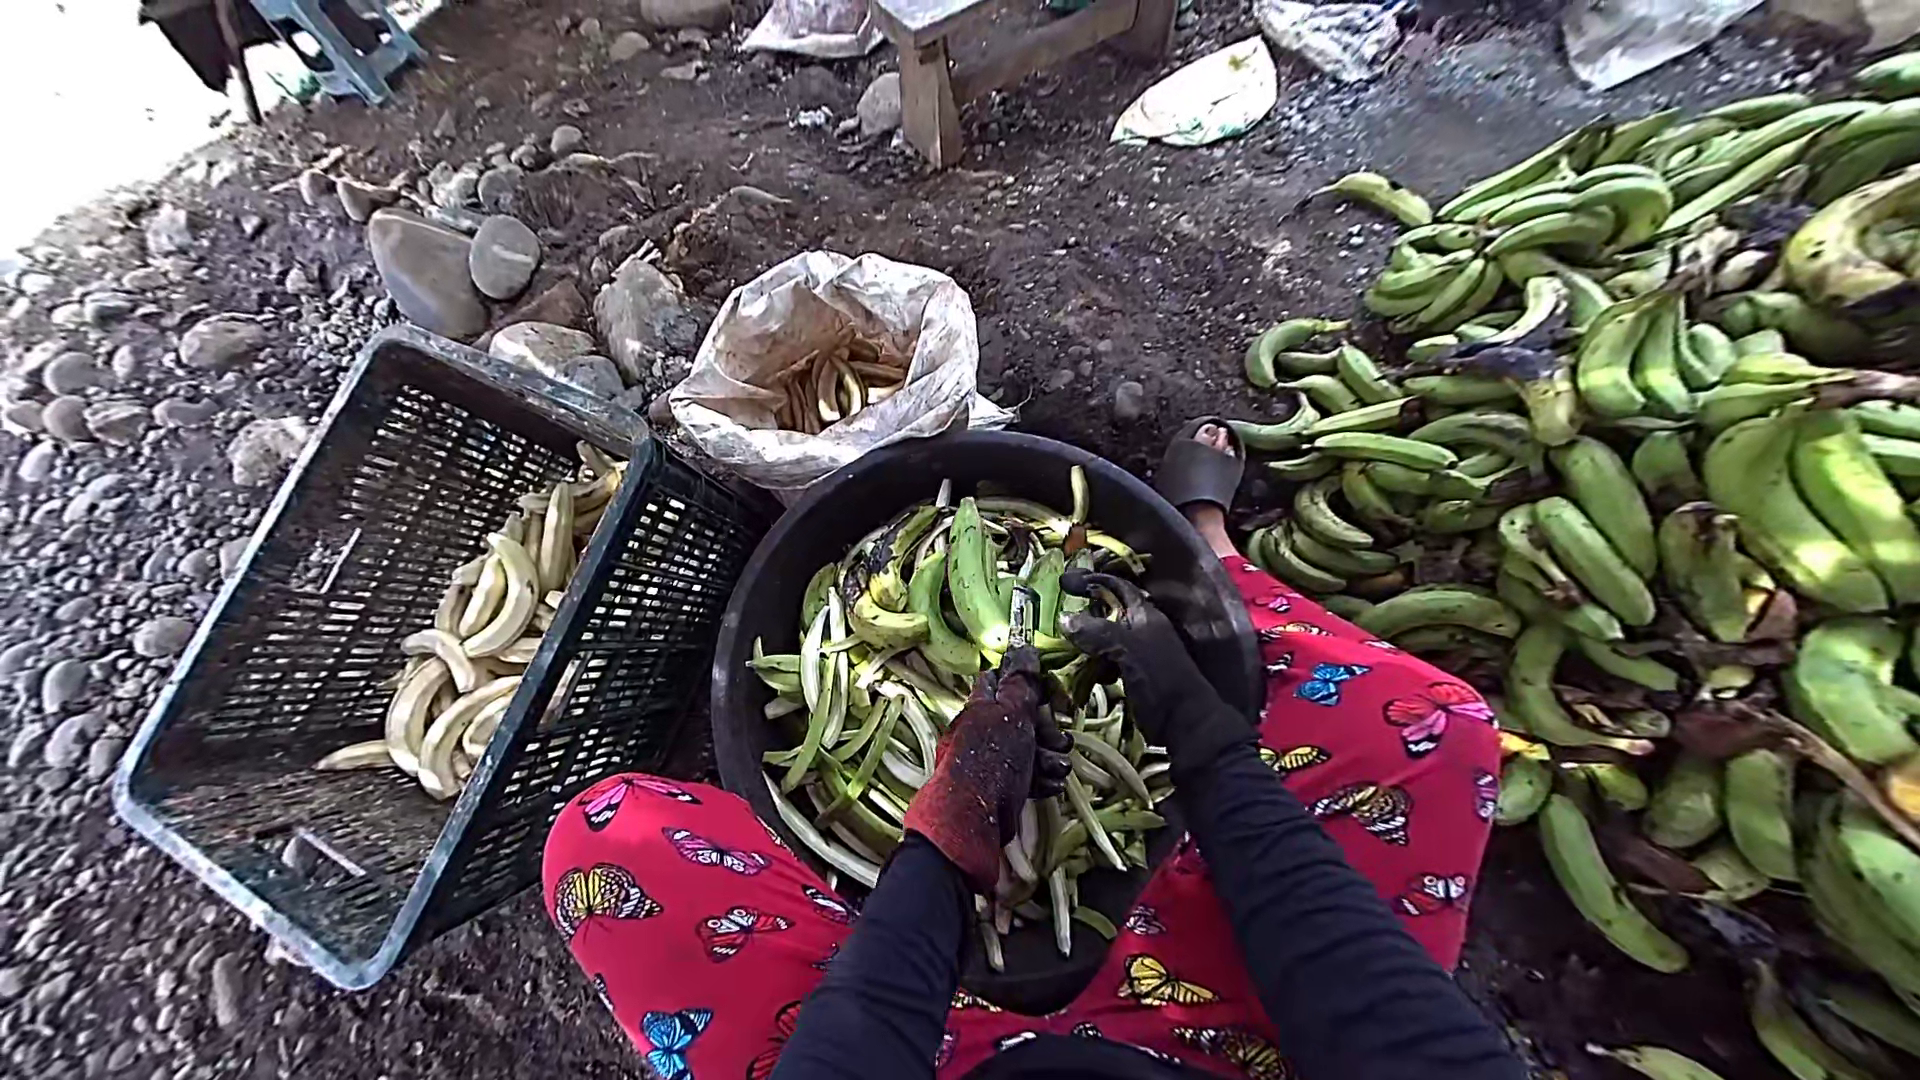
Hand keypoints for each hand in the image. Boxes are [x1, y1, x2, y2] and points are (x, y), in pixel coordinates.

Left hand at [902, 652, 1064, 892]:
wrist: (975, 819)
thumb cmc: (991, 759)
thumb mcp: (1012, 714)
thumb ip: (1021, 684)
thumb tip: (1024, 647)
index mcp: (981, 705)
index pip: (1002, 679)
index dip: (1027, 681)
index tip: (1049, 694)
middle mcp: (982, 729)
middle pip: (1021, 716)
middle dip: (1047, 727)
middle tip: (1059, 739)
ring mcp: (989, 758)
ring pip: (1027, 747)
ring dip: (1048, 755)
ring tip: (1057, 767)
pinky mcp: (999, 786)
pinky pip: (1026, 774)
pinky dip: (1040, 777)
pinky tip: (1049, 784)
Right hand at [1059, 569, 1251, 768]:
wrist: (1183, 723)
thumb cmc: (1160, 679)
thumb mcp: (1128, 649)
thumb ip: (1098, 632)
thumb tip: (1065, 619)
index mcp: (1143, 615)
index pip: (1116, 586)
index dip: (1092, 581)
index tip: (1065, 583)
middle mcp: (1139, 629)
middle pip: (1106, 612)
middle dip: (1083, 614)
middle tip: (1058, 618)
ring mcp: (1135, 652)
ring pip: (1103, 638)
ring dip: (1084, 641)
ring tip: (1063, 646)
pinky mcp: (1130, 674)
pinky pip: (1104, 660)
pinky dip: (1091, 663)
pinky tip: (1080, 671)